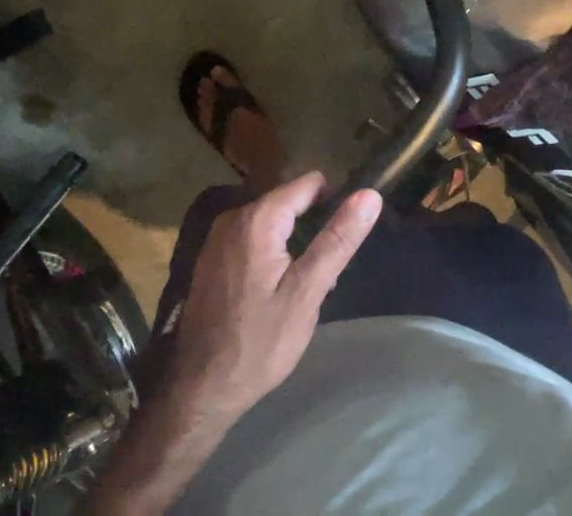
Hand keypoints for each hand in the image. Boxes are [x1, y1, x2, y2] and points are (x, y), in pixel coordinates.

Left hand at [165, 172, 381, 419]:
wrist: (202, 386)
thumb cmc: (260, 341)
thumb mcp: (307, 291)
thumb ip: (338, 239)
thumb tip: (369, 195)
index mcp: (257, 218)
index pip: (308, 184)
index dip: (334, 202)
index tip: (347, 236)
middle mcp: (233, 217)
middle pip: (288, 202)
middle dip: (313, 228)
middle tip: (325, 275)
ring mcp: (217, 237)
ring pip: (271, 223)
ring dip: (293, 244)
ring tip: (305, 288)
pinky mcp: (211, 258)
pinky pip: (252, 240)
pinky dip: (271, 255)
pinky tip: (277, 293)